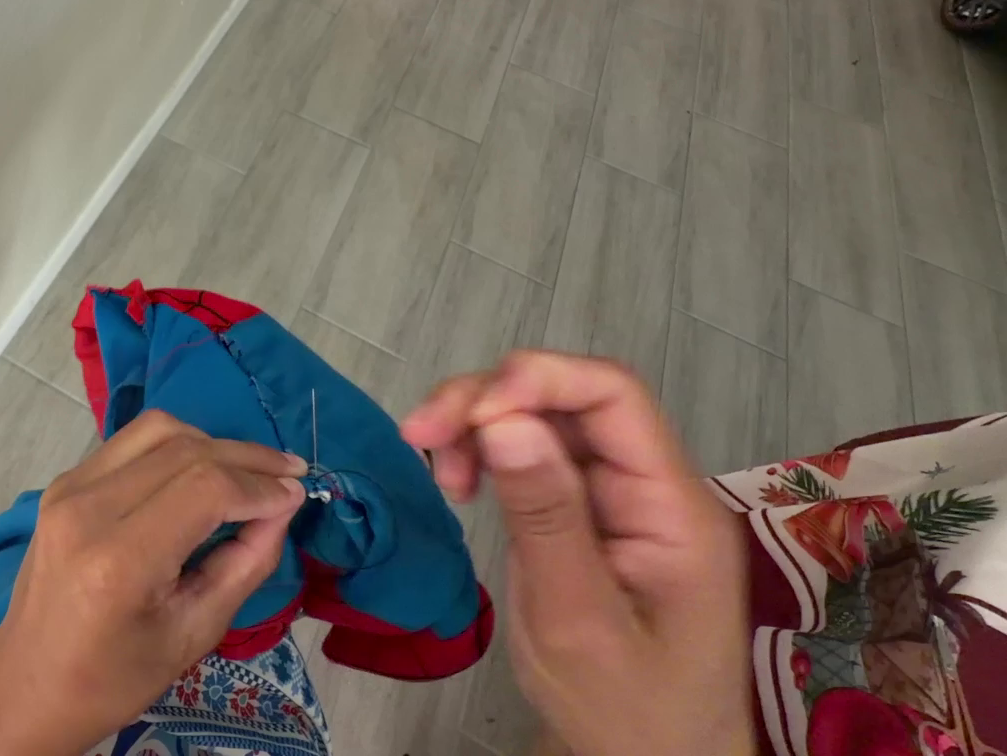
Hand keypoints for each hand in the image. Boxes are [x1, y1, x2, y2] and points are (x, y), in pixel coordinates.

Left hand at [0, 410, 306, 755]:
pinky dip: (176, 447)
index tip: (296, 495)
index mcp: (118, 558)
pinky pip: (131, 442)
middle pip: (183, 448)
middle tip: (290, 473)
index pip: (203, 487)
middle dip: (245, 456)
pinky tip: (203, 470)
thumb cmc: (115, 675)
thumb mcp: (193, 633)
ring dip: (211, 441)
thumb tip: (283, 505)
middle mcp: (87, 506)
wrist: (30, 678)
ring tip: (251, 470)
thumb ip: (245, 563)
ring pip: (156, 430)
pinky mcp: (63, 481)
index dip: (258, 485)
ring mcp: (68, 486)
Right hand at [400, 351, 752, 755]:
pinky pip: (525, 449)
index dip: (534, 381)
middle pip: (565, 396)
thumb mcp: (575, 619)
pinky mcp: (580, 506)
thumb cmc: (621, 708)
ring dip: (473, 424)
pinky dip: (477, 449)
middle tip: (418, 436)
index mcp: (672, 507)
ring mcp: (613, 494)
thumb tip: (504, 421)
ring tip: (435, 471)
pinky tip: (455, 480)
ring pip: (537, 415)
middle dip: (484, 401)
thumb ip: (546, 517)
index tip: (464, 416)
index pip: (612, 395)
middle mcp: (646, 484)